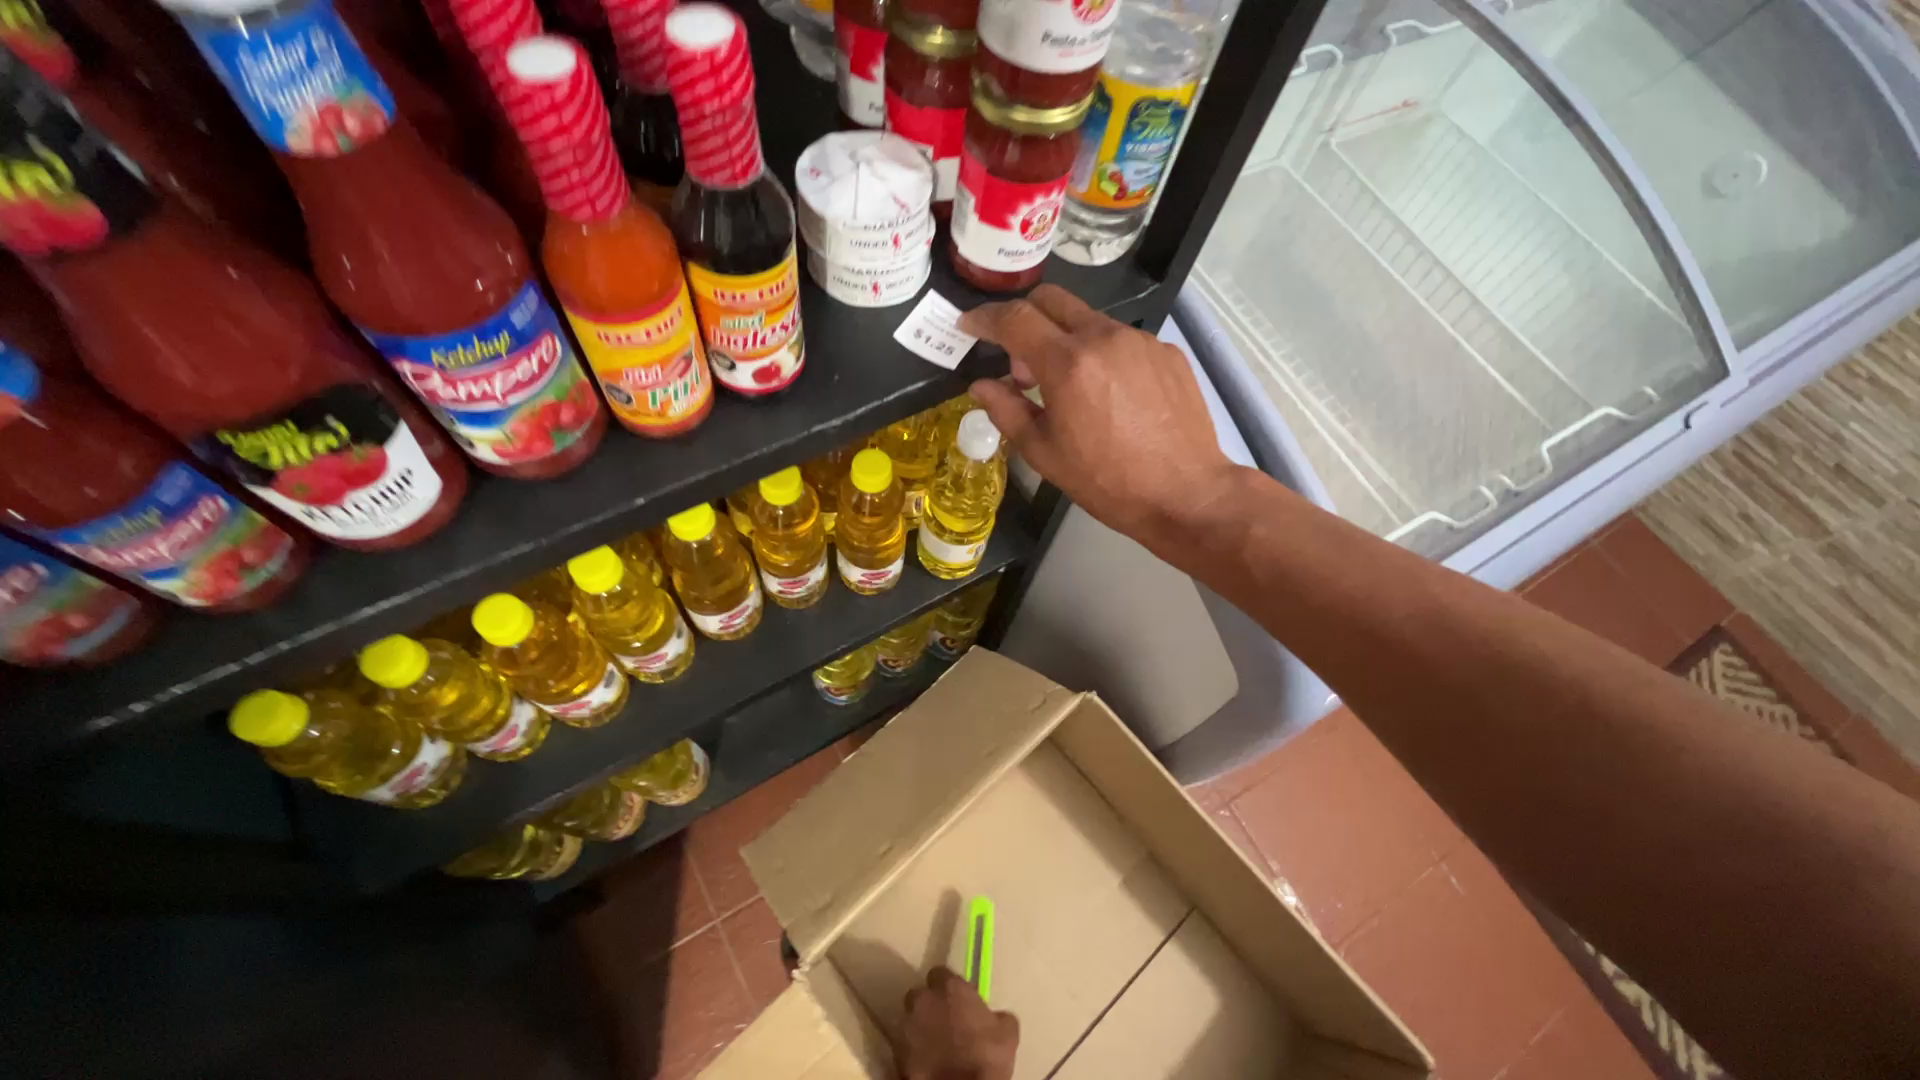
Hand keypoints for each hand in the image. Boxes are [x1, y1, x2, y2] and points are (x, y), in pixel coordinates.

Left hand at [901, 967, 1018, 1079]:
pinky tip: (923, 1059)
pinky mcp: (897, 1050)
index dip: (948, 987)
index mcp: (951, 988)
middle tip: (943, 1021)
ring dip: (919, 1026)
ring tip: (932, 1043)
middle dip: (929, 1004)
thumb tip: (997, 1017)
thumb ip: (998, 1016)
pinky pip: (902, 1044)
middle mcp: (925, 999)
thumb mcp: (1007, 1033)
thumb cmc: (987, 1057)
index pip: (941, 973)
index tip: (958, 1000)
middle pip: (920, 994)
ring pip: (910, 1018)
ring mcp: (908, 1025)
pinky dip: (910, 1049)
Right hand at [961, 285, 1240, 540]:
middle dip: (1024, 317)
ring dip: (1066, 340)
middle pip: (1051, 299)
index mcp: (1067, 364)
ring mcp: (1140, 341)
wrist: (1185, 494)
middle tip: (1019, 360)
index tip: (969, 326)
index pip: (1014, 319)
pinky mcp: (1166, 352)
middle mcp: (1103, 338)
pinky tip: (1109, 396)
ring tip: (1068, 388)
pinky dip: (1102, 356)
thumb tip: (983, 386)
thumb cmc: (1107, 481)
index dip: (983, 318)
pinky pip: (1122, 340)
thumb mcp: (1044, 454)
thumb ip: (1007, 411)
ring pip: (1089, 320)